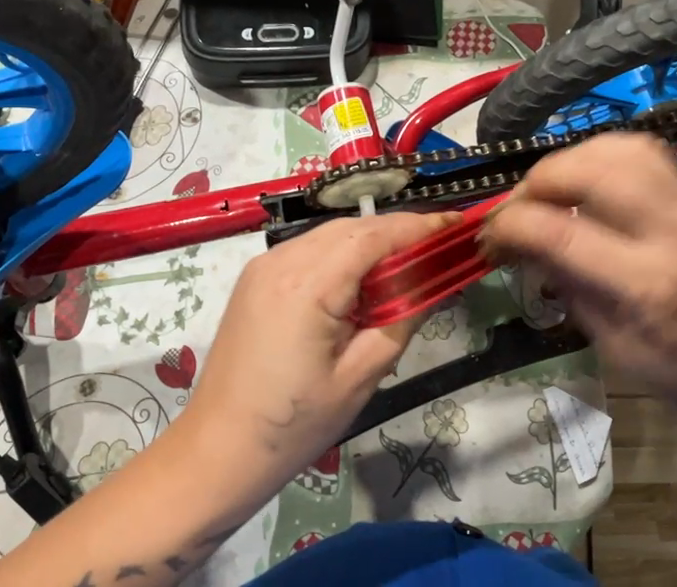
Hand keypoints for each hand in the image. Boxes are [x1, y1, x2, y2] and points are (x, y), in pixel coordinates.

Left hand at [179, 211, 457, 488]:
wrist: (217, 451)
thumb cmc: (294, 424)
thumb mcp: (360, 377)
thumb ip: (401, 321)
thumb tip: (433, 283)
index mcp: (308, 284)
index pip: (374, 235)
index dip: (419, 227)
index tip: (458, 226)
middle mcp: (282, 260)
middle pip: (352, 228)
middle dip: (398, 231)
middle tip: (440, 246)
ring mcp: (263, 266)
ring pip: (330, 235)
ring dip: (371, 241)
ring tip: (410, 262)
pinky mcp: (255, 278)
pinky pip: (309, 250)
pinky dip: (342, 254)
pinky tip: (364, 279)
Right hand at [480, 134, 676, 451]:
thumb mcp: (611, 344)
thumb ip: (565, 283)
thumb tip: (518, 241)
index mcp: (646, 284)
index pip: (560, 232)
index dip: (510, 226)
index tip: (487, 237)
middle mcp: (670, 232)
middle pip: (589, 172)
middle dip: (536, 183)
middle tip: (515, 210)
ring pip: (617, 150)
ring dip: (568, 162)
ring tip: (548, 190)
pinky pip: (643, 152)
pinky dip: (602, 154)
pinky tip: (586, 178)